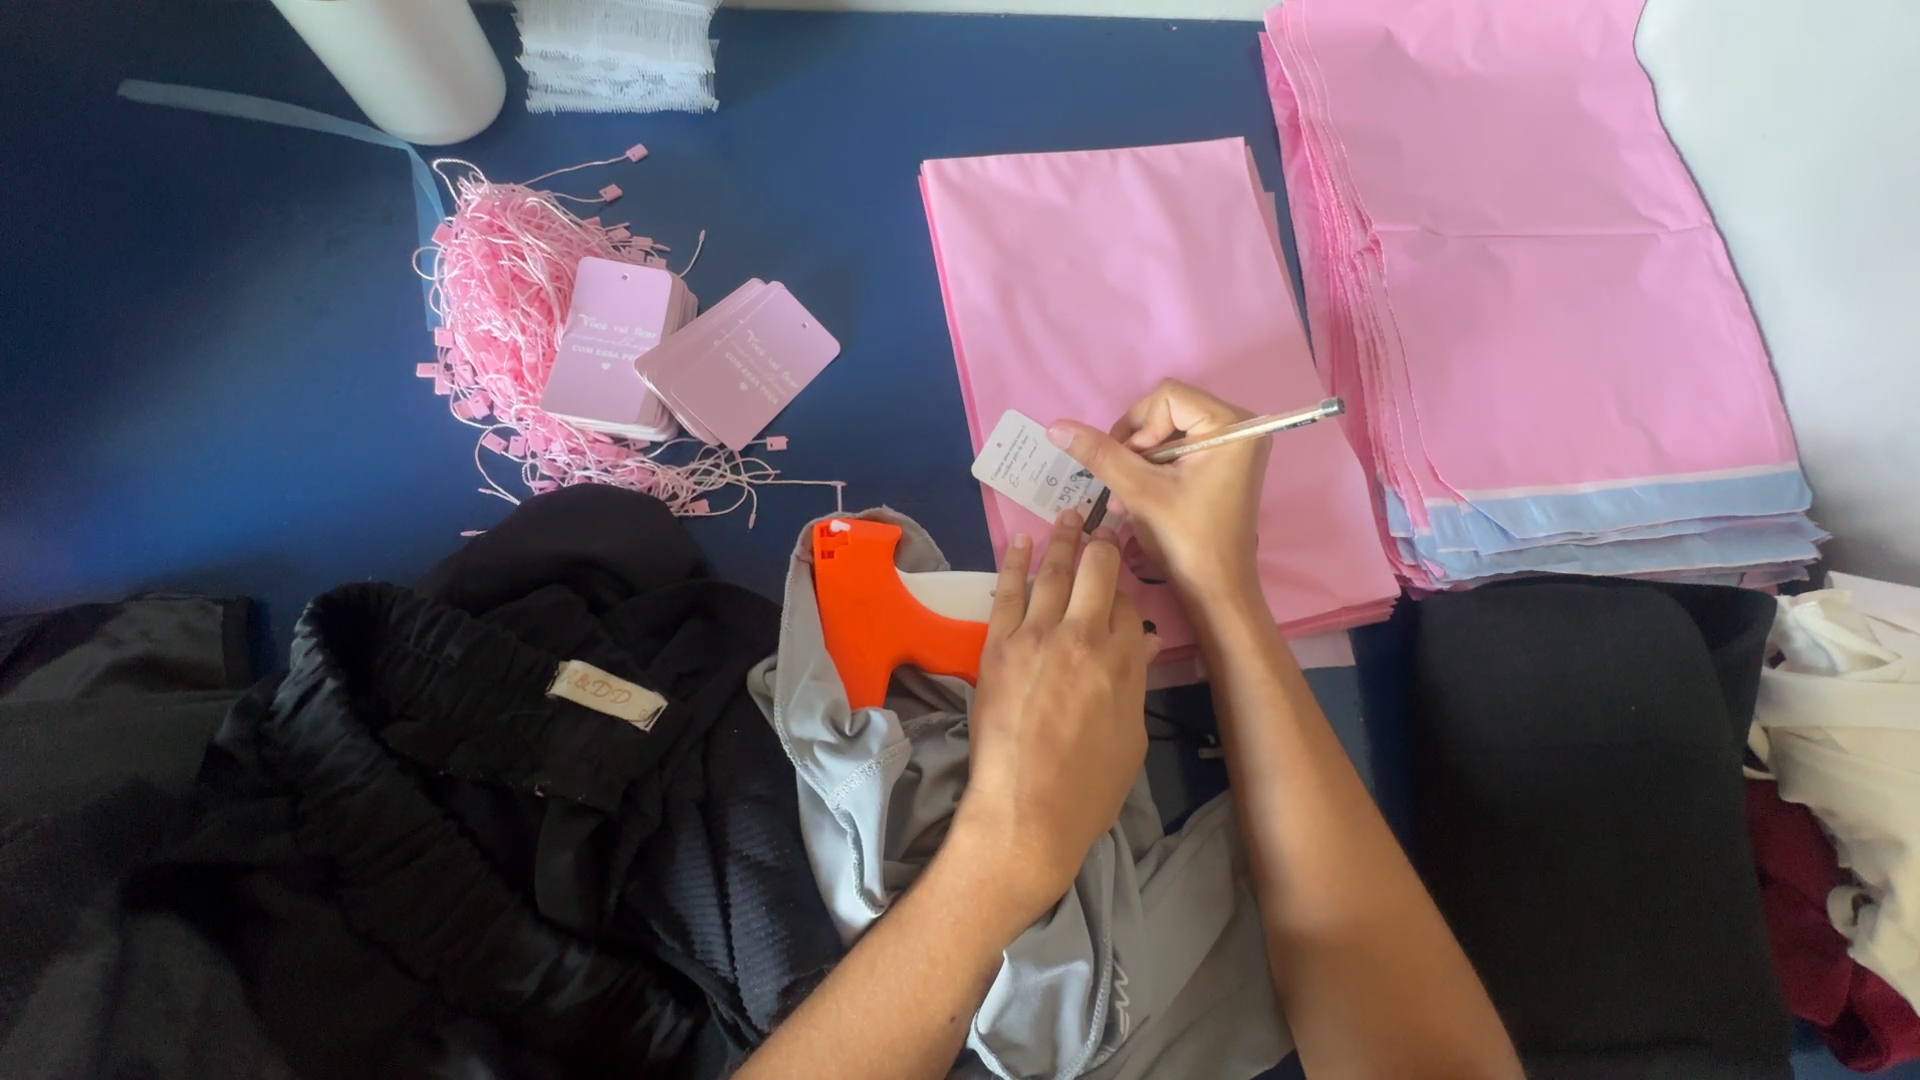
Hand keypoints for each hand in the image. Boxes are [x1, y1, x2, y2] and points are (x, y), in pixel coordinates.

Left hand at [948, 511, 1158, 928]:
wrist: (1025, 812)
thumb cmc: (1088, 787)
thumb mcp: (1131, 737)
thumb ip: (1133, 681)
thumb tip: (1136, 640)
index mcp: (1121, 661)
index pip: (1126, 602)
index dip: (1126, 584)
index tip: (1123, 566)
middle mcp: (1082, 636)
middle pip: (1096, 571)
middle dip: (1102, 544)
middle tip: (1104, 526)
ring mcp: (1036, 637)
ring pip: (1053, 572)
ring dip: (1063, 539)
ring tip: (1069, 514)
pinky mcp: (998, 646)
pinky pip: (1008, 593)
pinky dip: (1016, 563)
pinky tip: (1023, 542)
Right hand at [1047, 379, 1267, 599]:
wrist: (1216, 590)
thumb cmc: (1185, 539)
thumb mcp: (1138, 491)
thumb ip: (1099, 454)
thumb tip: (1056, 426)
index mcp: (1231, 425)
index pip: (1167, 396)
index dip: (1138, 426)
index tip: (1131, 465)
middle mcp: (1240, 427)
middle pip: (1167, 410)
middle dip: (1137, 445)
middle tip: (1126, 481)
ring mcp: (1232, 446)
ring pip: (1167, 431)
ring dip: (1140, 461)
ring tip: (1129, 495)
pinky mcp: (1222, 464)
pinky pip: (1178, 448)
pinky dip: (1154, 468)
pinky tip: (1140, 497)